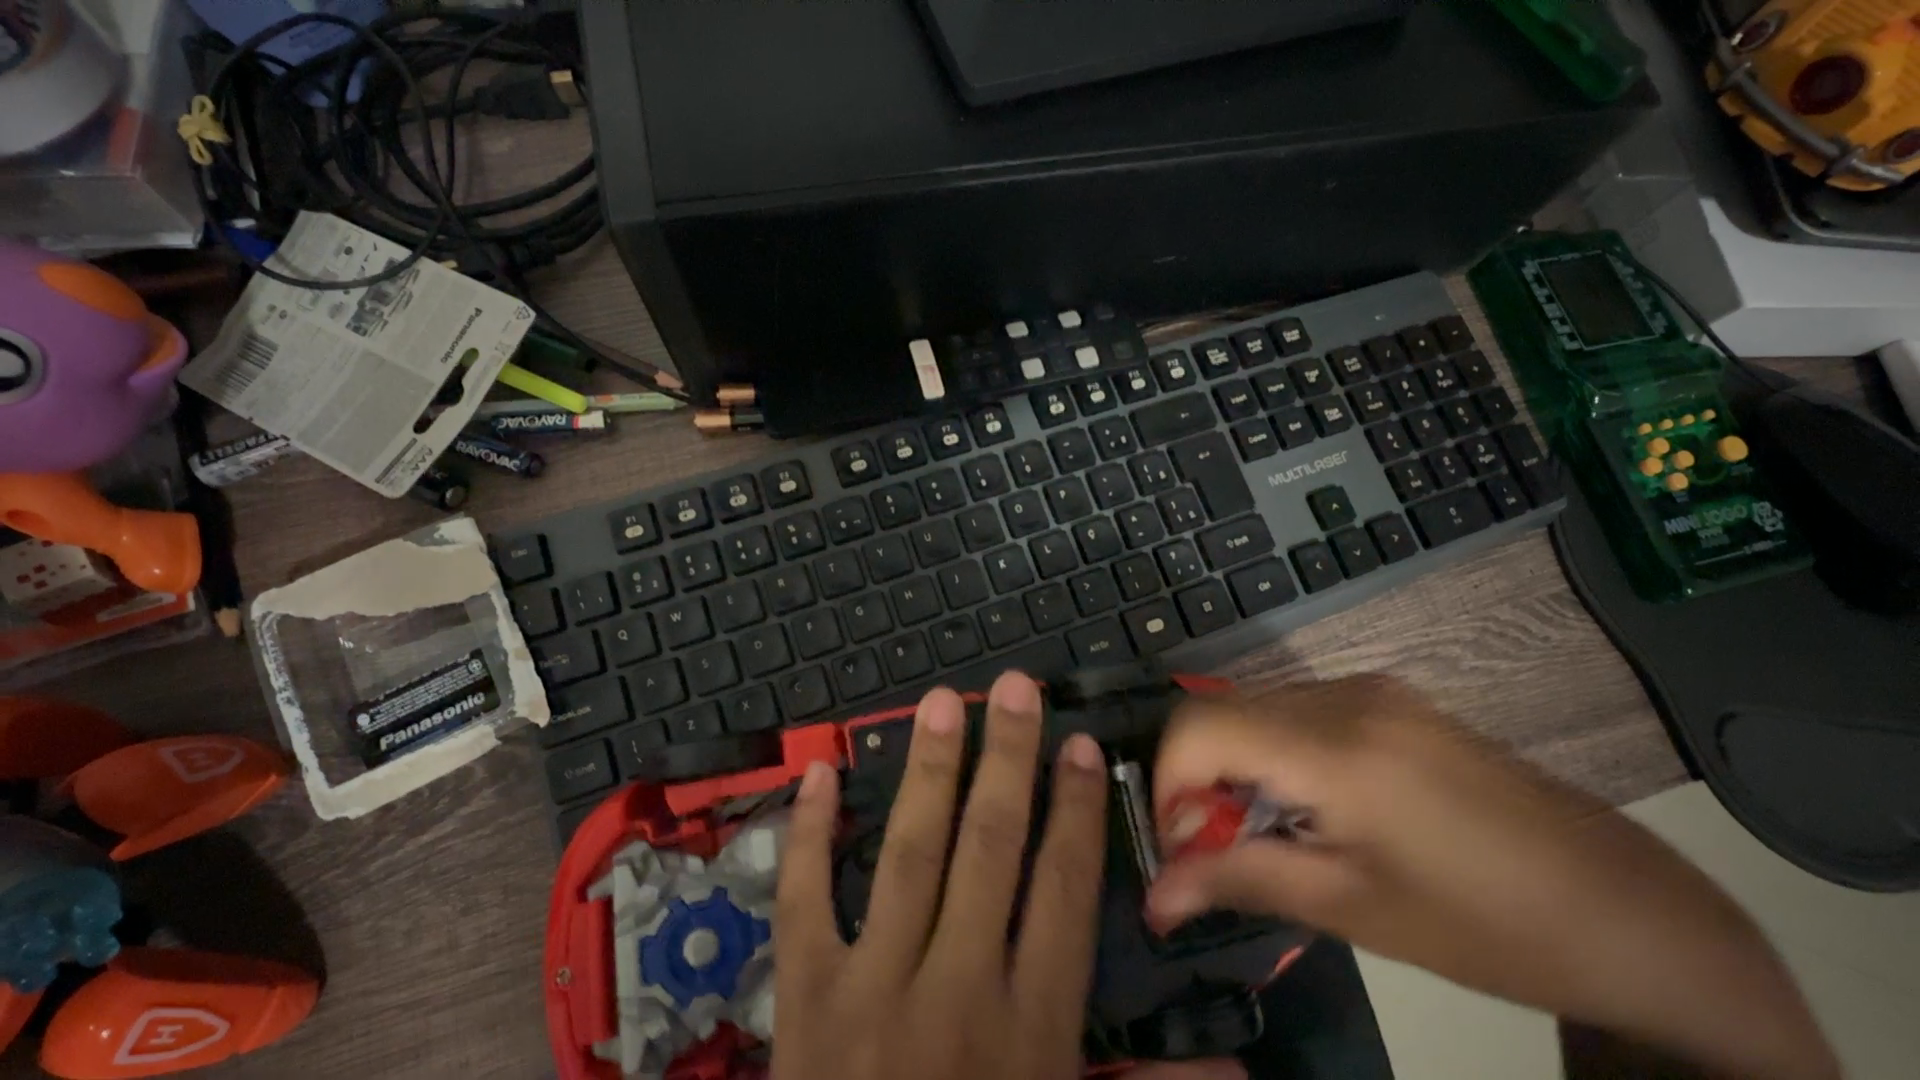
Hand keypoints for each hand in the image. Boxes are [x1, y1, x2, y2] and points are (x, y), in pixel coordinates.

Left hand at [772, 672, 1109, 1079]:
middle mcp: (956, 986)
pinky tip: (816, 771)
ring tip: (942, 704)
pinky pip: (802, 899)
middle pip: (989, 850)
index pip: (1063, 891)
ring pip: (908, 857)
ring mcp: (872, 984)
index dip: (1076, 812)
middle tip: (1013, 688)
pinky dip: (806, 834)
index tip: (1080, 746)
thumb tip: (1234, 1069)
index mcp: (1029, 1021)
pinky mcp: (803, 993)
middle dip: (1007, 761)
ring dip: (927, 773)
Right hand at [1145, 675, 1838, 1079]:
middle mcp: (1346, 696)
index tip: (1183, 850)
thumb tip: (1154, 896)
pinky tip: (1309, 810)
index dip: (1166, 787)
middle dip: (1197, 781)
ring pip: (1257, 708)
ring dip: (1234, 767)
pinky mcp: (1396, 701)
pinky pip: (1300, 712)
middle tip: (1214, 854)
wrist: (1627, 911)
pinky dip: (1274, 754)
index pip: (1195, 728)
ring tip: (1263, 838)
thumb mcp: (1352, 909)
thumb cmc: (1486, 924)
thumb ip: (1239, 882)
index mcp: (1335, 748)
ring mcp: (1376, 691)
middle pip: (1219, 712)